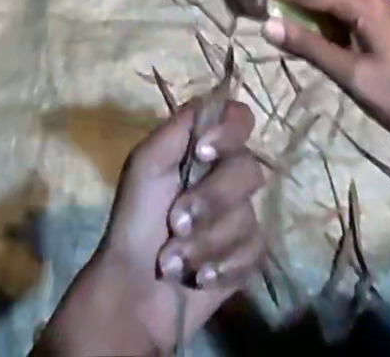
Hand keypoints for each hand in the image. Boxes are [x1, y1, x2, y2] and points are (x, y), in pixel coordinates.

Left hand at [37, 99, 266, 355]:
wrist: (134, 289)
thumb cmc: (134, 218)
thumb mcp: (145, 163)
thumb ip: (177, 128)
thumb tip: (214, 100)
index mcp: (201, 146)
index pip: (238, 118)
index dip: (229, 132)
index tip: (202, 152)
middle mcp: (225, 174)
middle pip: (249, 169)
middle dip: (211, 200)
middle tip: (176, 221)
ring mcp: (239, 214)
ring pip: (248, 216)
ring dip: (206, 241)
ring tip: (174, 257)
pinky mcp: (248, 255)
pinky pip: (254, 251)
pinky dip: (223, 265)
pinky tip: (200, 277)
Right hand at [245, 0, 389, 150]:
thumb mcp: (350, 74)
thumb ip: (308, 46)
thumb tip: (266, 24)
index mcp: (364, 3)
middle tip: (243, 0)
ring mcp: (372, 11)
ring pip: (322, 2)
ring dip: (292, 7)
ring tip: (259, 12)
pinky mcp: (373, 25)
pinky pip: (334, 16)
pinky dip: (310, 21)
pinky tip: (292, 29)